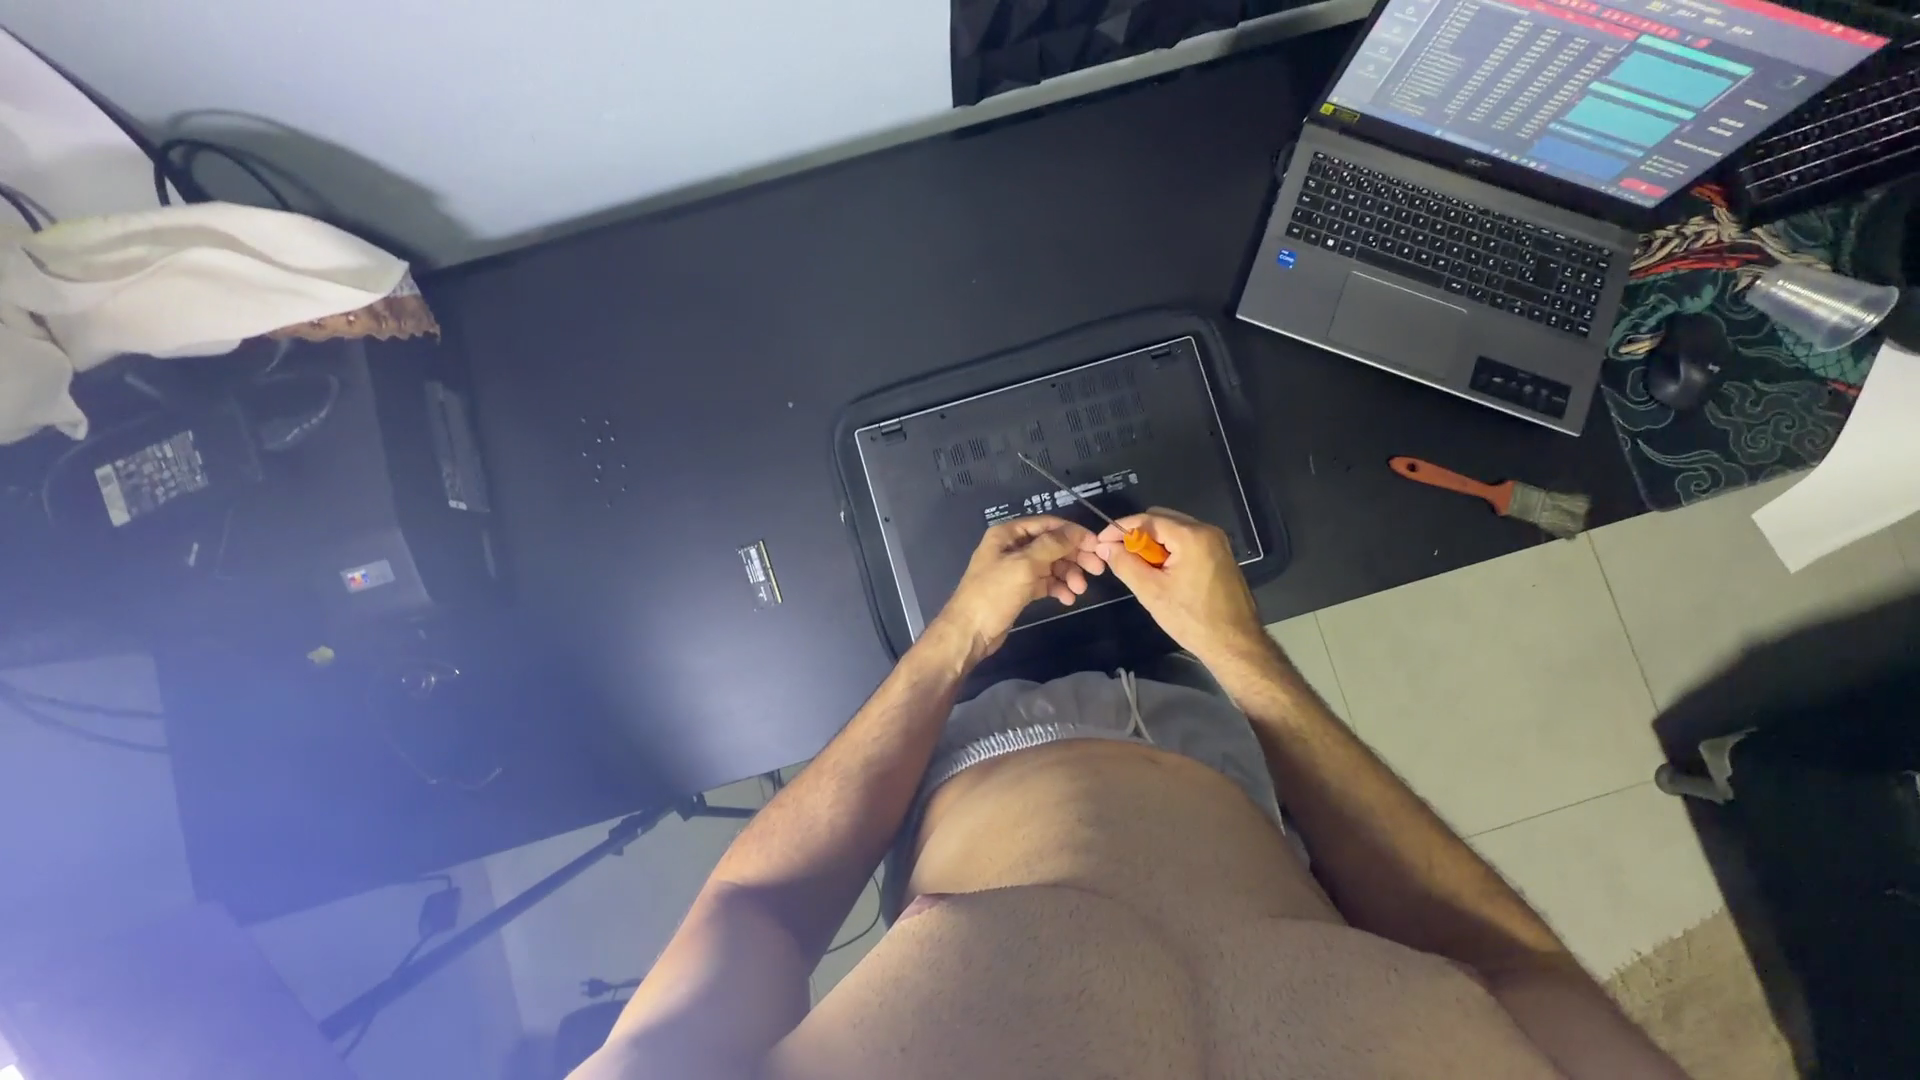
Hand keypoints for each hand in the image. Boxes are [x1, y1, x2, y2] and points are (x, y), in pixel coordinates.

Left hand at [927, 515, 1104, 666]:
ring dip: (1068, 575)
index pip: (1047, 525)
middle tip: (1097, 569)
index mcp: (1007, 534)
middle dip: (1074, 556)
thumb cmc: (993, 594)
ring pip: (1050, 565)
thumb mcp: (1024, 565)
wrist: (969, 632)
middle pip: (1051, 545)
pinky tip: (1068, 599)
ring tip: (1080, 590)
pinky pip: (1045, 583)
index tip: (1095, 545)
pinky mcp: (1019, 589)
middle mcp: (1012, 548)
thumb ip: (1051, 545)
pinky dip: (1058, 588)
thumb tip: (1076, 531)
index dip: (1073, 533)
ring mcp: (1015, 569)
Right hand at [1085, 508, 1267, 666]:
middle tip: (1120, 556)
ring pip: (1175, 531)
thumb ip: (1125, 564)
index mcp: (1192, 536)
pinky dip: (1170, 551)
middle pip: (1162, 520)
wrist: (1235, 644)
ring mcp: (1217, 543)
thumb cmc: (1192, 619)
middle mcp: (1207, 531)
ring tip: (1140, 568)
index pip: (1148, 519)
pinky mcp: (1221, 557)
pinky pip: (1188, 543)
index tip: (1101, 542)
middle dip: (1138, 536)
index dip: (1120, 529)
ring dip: (1153, 545)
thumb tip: (1104, 547)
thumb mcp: (1151, 592)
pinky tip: (1161, 573)